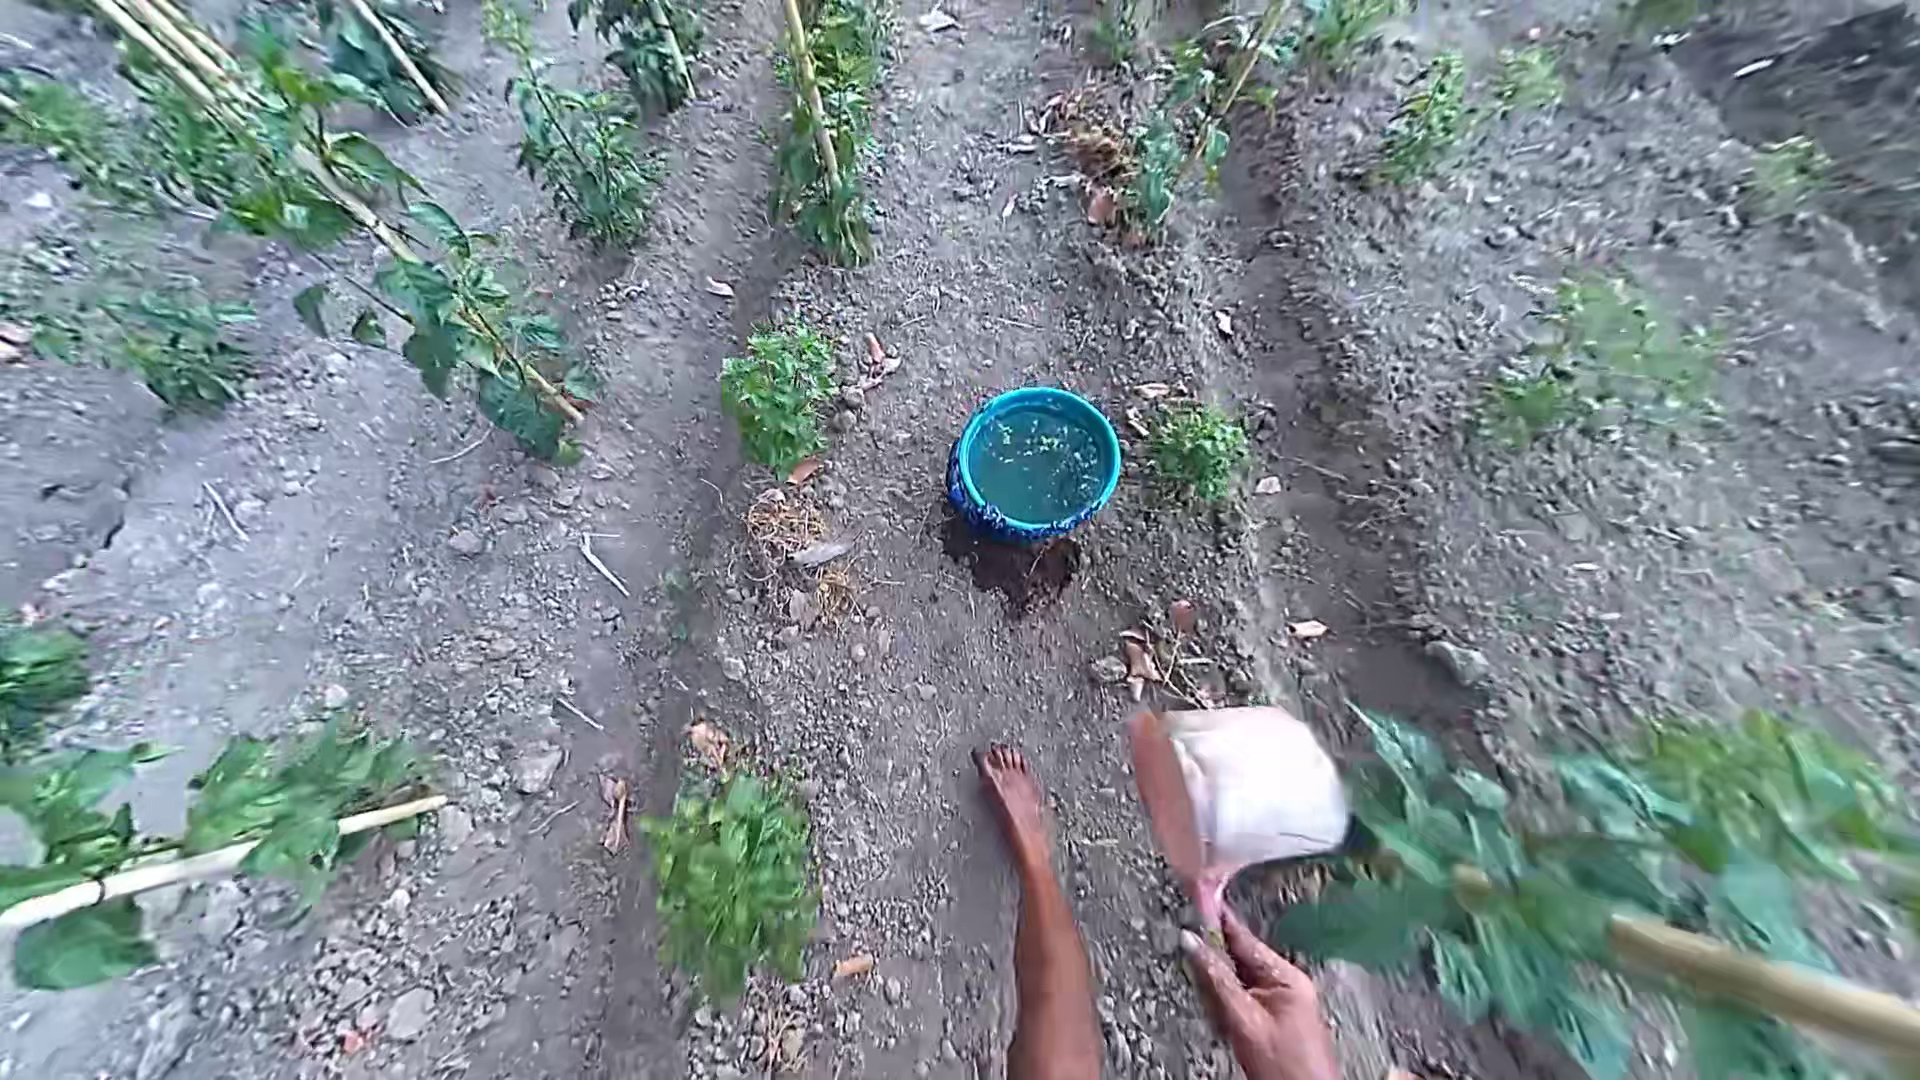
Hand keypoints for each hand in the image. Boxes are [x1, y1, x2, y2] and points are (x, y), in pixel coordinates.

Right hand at [1180, 907, 1340, 1079]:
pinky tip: (1222, 1017)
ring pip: (1236, 977)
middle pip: (1237, 956)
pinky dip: (1227, 1002)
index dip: (1214, 918)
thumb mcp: (1243, 1019)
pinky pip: (1241, 996)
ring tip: (1214, 1007)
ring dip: (1218, 987)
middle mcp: (1285, 981)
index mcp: (1284, 975)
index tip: (1189, 897)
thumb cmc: (1282, 1068)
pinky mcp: (1274, 1018)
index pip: (1241, 936)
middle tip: (1193, 966)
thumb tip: (1188, 938)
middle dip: (1213, 962)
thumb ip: (1214, 977)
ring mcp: (1281, 1000)